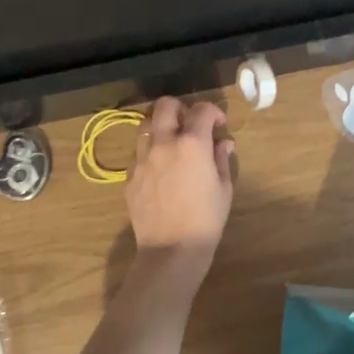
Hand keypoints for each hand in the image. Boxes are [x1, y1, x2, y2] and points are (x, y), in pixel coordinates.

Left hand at [125, 97, 234, 259]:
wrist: (171, 249)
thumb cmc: (206, 219)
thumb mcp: (224, 188)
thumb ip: (221, 159)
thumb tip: (223, 142)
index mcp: (192, 143)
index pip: (201, 110)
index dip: (212, 111)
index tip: (218, 124)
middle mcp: (163, 143)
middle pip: (165, 105)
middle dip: (180, 108)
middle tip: (190, 125)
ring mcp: (142, 158)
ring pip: (145, 124)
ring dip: (160, 126)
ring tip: (171, 142)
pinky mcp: (130, 175)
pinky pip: (138, 151)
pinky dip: (149, 150)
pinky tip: (159, 167)